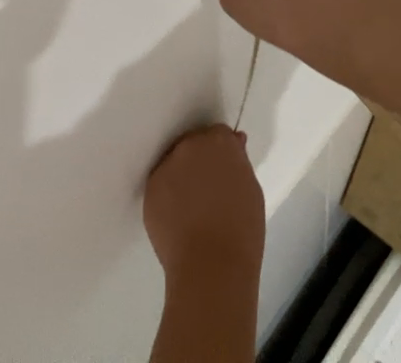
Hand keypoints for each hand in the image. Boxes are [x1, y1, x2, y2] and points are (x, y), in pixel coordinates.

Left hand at [143, 125, 263, 279]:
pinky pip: (162, 185)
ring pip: (175, 164)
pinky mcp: (149, 190)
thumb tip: (234, 145)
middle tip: (212, 190)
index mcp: (218, 143)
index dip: (224, 154)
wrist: (210, 265)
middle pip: (194, 144)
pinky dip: (169, 196)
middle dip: (202, 160)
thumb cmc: (242, 229)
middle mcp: (188, 147)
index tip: (228, 173)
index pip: (219, 135)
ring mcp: (165, 167)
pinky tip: (180, 219)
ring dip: (184, 176)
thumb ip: (239, 163)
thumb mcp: (251, 190)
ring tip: (195, 208)